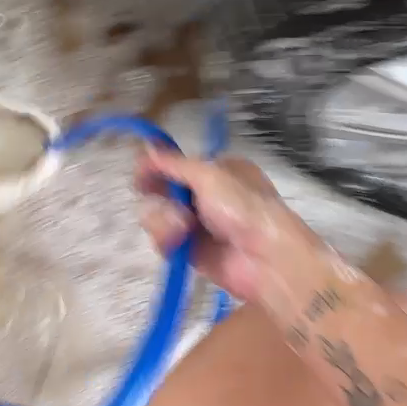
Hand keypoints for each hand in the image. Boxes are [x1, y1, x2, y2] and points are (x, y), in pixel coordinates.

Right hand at [134, 150, 333, 309]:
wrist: (266, 259)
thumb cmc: (243, 208)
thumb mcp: (209, 175)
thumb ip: (174, 163)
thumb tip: (146, 146)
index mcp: (219, 170)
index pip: (177, 164)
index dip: (157, 168)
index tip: (140, 174)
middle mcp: (208, 195)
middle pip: (163, 190)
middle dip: (161, 197)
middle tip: (165, 203)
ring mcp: (199, 224)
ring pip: (160, 216)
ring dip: (165, 220)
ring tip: (182, 227)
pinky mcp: (190, 251)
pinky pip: (164, 240)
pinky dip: (167, 240)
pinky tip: (179, 242)